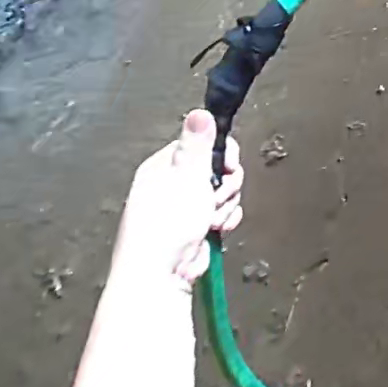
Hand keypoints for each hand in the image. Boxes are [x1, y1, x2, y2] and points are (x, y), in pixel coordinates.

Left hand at [111, 111, 242, 291]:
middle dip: (226, 184)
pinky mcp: (195, 226)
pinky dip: (225, 220)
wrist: (160, 275)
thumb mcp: (187, 176)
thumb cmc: (167, 226)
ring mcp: (183, 207)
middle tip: (216, 196)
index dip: (222, 154)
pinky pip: (223, 212)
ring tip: (212, 219)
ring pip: (223, 192)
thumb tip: (201, 111)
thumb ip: (198, 143)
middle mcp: (171, 184)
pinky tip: (217, 230)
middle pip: (217, 169)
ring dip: (226, 205)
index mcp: (163, 166)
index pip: (202, 144)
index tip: (227, 166)